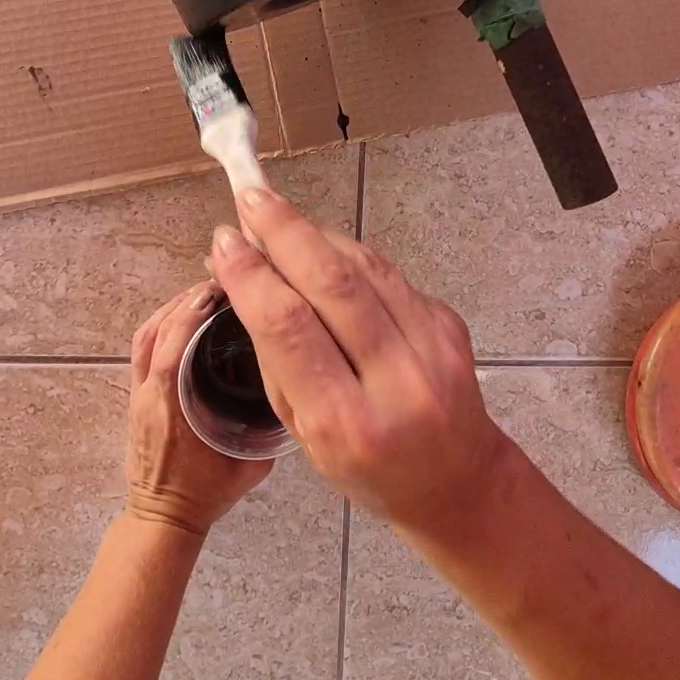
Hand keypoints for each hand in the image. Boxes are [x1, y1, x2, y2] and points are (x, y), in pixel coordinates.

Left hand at [124, 283, 273, 535]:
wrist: (164, 518)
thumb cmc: (207, 493)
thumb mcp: (251, 464)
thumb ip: (269, 428)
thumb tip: (296, 390)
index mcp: (171, 406)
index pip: (174, 343)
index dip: (195, 309)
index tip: (225, 288)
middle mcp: (150, 392)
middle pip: (158, 329)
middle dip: (187, 299)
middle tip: (222, 283)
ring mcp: (139, 392)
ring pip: (146, 334)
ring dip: (173, 307)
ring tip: (204, 292)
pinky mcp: (136, 395)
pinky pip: (141, 347)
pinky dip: (161, 322)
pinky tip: (183, 312)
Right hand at [206, 188, 513, 536]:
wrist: (456, 481)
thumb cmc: (367, 469)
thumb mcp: (306, 436)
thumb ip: (280, 361)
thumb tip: (252, 279)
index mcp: (347, 423)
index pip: (288, 328)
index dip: (250, 275)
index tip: (223, 242)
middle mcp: (397, 381)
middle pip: (332, 282)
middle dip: (284, 231)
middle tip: (250, 198)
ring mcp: (432, 347)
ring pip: (364, 267)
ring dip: (315, 234)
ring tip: (277, 214)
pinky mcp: (449, 323)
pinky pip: (389, 274)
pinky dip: (349, 254)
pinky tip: (322, 248)